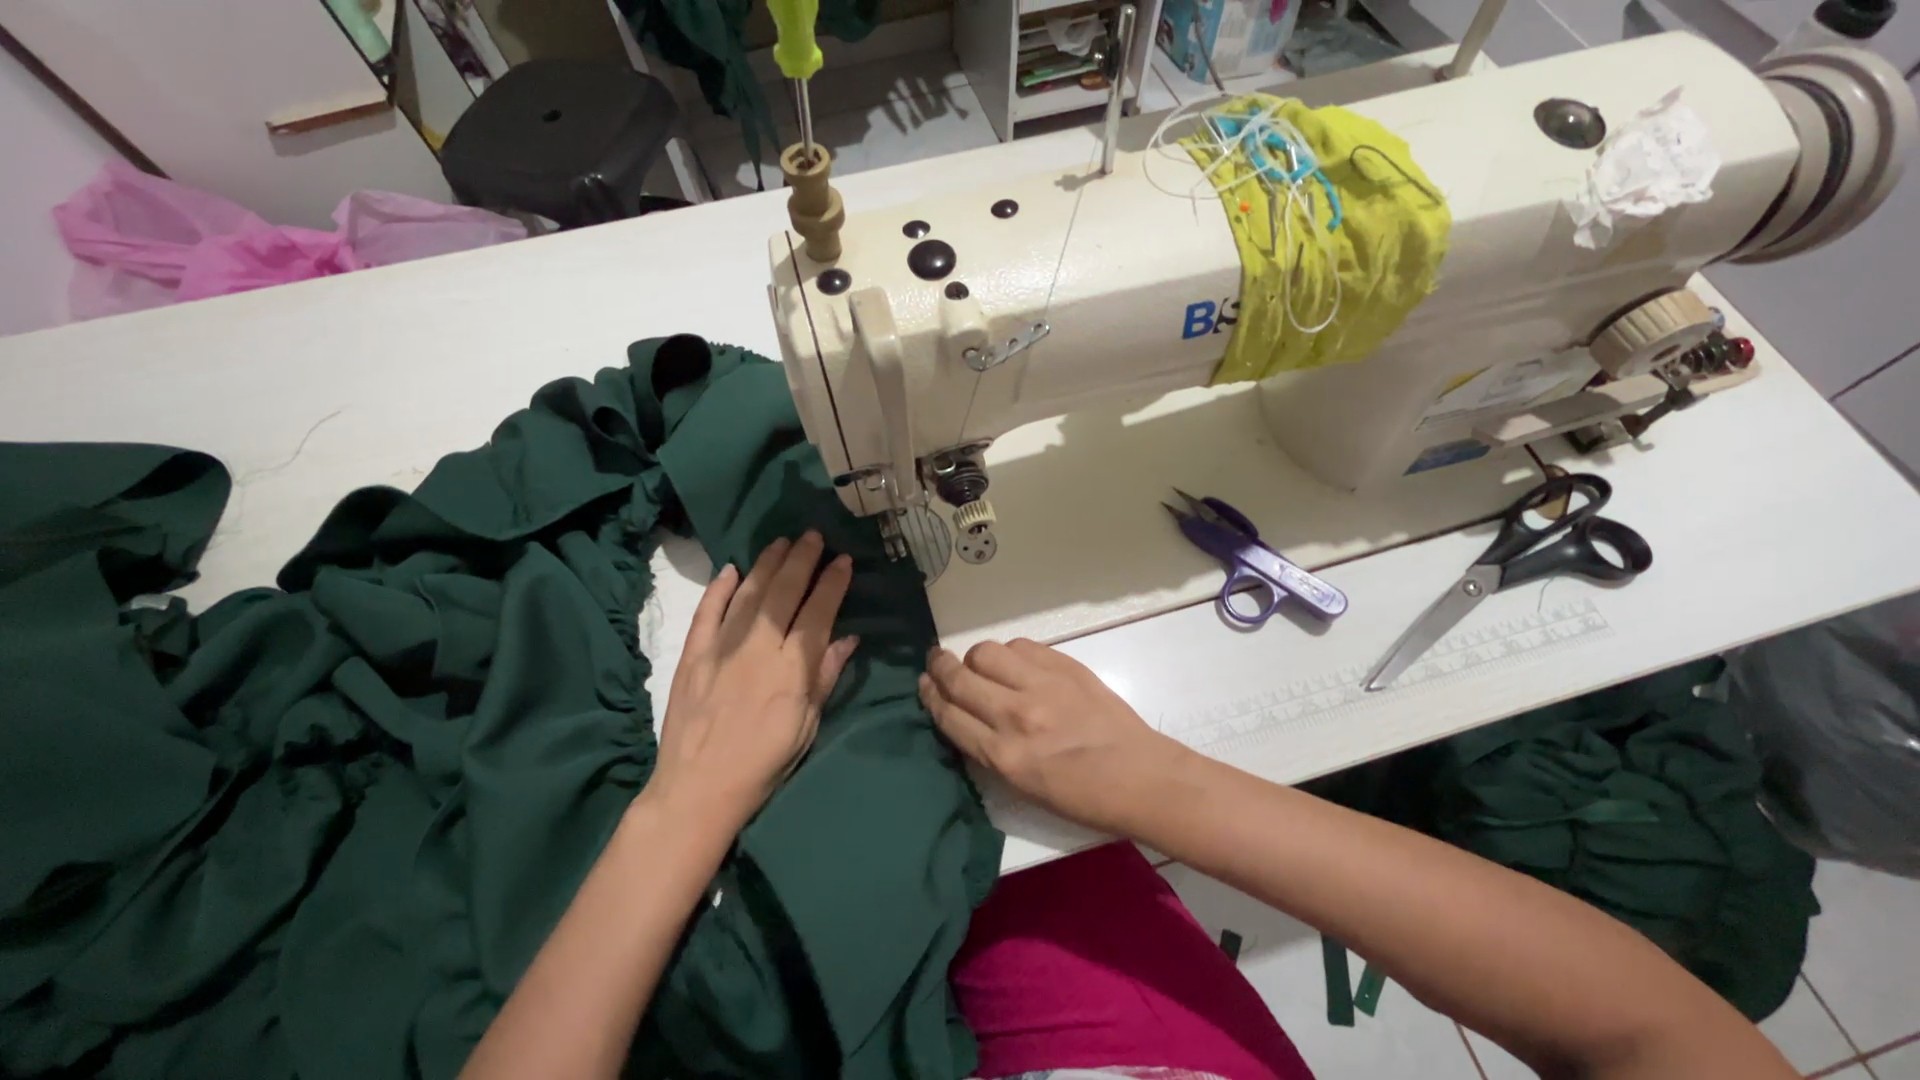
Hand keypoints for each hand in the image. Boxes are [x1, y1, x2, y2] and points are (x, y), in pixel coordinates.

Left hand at [648, 531, 858, 833]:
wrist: (698, 788)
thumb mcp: (807, 726)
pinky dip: (719, 589)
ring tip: (781, 541)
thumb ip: (824, 678)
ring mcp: (721, 649)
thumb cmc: (764, 763)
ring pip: (748, 594)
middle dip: (801, 560)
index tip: (843, 560)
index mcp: (792, 669)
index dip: (832, 584)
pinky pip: (707, 613)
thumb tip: (848, 638)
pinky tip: (732, 570)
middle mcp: (758, 649)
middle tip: (813, 535)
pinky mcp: (692, 656)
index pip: (818, 613)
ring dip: (767, 564)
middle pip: (784, 593)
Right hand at [919, 640, 1189, 835]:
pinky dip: (1010, 653)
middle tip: (936, 662)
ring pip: (986, 652)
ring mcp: (1042, 686)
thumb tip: (963, 716)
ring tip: (983, 668)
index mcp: (1003, 756)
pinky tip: (1015, 664)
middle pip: (959, 677)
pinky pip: (1021, 645)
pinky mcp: (1065, 666)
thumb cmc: (1081, 796)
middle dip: (940, 667)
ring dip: (976, 659)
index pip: (949, 715)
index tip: (923, 684)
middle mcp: (1016, 715)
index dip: (930, 697)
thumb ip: (987, 749)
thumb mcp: (1022, 787)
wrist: (1139, 777)